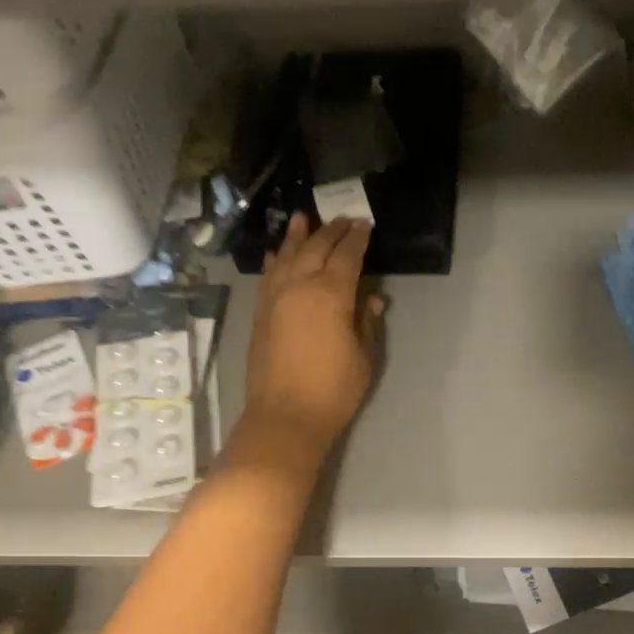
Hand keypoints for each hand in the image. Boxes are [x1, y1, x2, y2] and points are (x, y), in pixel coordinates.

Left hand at [240, 213, 385, 460]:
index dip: (358, 238)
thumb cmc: (333, 390)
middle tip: (343, 219)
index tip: (365, 225)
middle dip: (331, 230)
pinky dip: (275, 260)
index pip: (347, 255)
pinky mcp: (260, 313)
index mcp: (331, 294)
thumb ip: (366, 323)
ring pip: (286, 256)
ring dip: (296, 235)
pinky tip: (277, 253)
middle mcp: (300, 286)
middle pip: (316, 248)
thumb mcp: (363, 357)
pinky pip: (268, 276)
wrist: (285, 415)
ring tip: (303, 218)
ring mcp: (275, 297)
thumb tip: (372, 300)